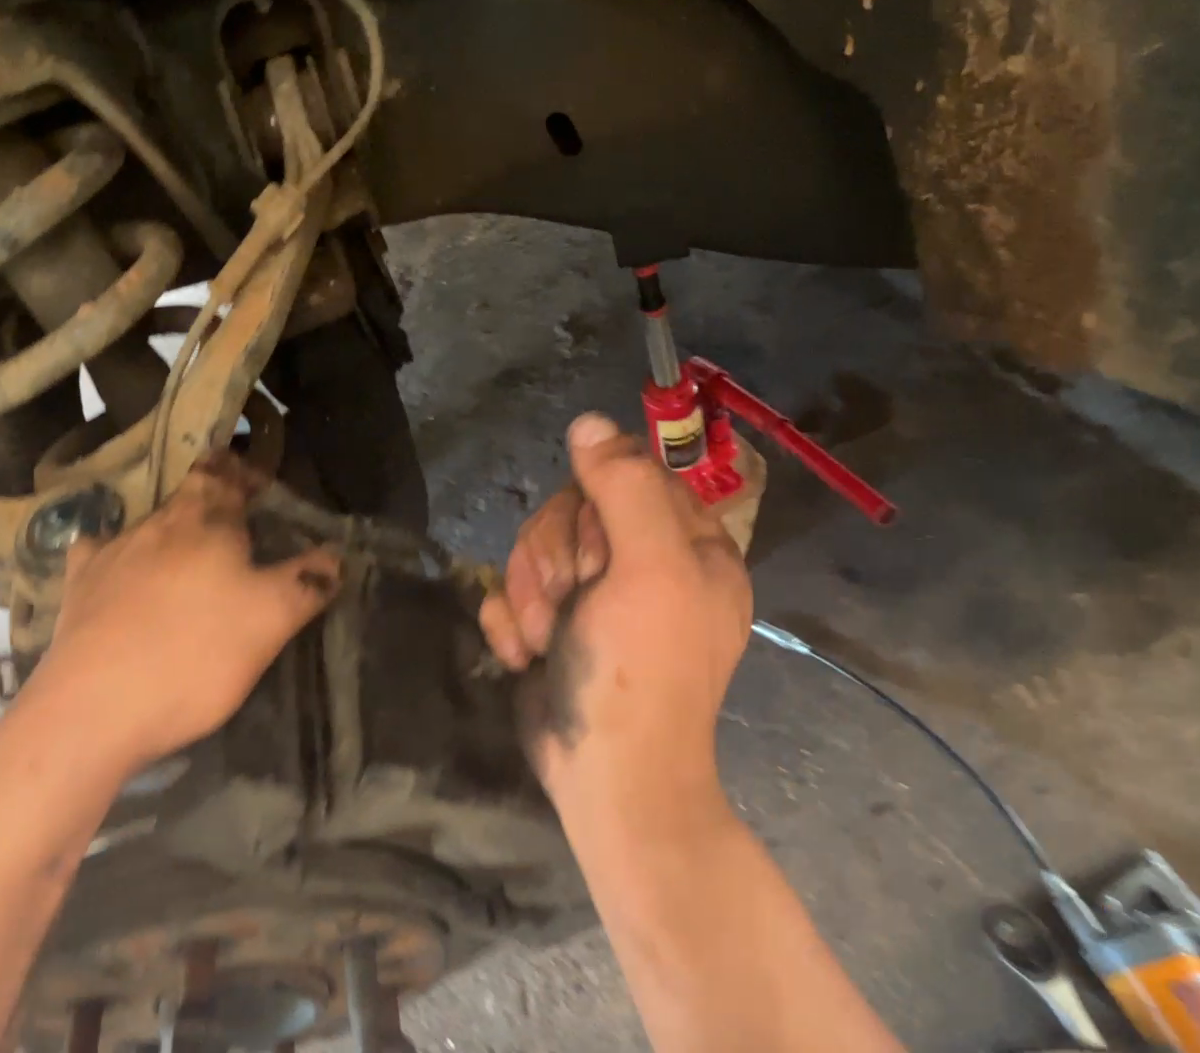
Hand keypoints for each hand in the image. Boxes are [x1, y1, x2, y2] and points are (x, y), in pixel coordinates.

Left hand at [26, 454, 339, 773]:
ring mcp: (110, 553)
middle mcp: (155, 524)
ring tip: (188, 556)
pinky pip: (102, 556)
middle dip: (212, 500)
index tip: (258, 477)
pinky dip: (119, 557)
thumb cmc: (196, 654)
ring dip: (171, 531)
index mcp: (206, 522)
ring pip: (148, 526)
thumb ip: (306, 581)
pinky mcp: (78, 588)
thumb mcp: (272, 619)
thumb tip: (335, 556)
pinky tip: (122, 575)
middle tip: (235, 521)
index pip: (225, 474)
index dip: (243, 469)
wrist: (95, 708)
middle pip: (187, 497)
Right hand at [479, 414, 752, 807]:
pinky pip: (513, 593)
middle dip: (552, 558)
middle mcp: (645, 566)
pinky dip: (510, 623)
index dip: (594, 507)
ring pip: (535, 550)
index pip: (627, 476)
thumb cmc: (640, 671)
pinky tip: (525, 655)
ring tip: (543, 640)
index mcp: (689, 546)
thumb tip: (589, 422)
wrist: (606, 776)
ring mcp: (596, 599)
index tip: (597, 556)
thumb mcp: (649, 569)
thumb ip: (624, 488)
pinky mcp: (555, 628)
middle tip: (566, 603)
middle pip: (570, 511)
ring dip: (527, 595)